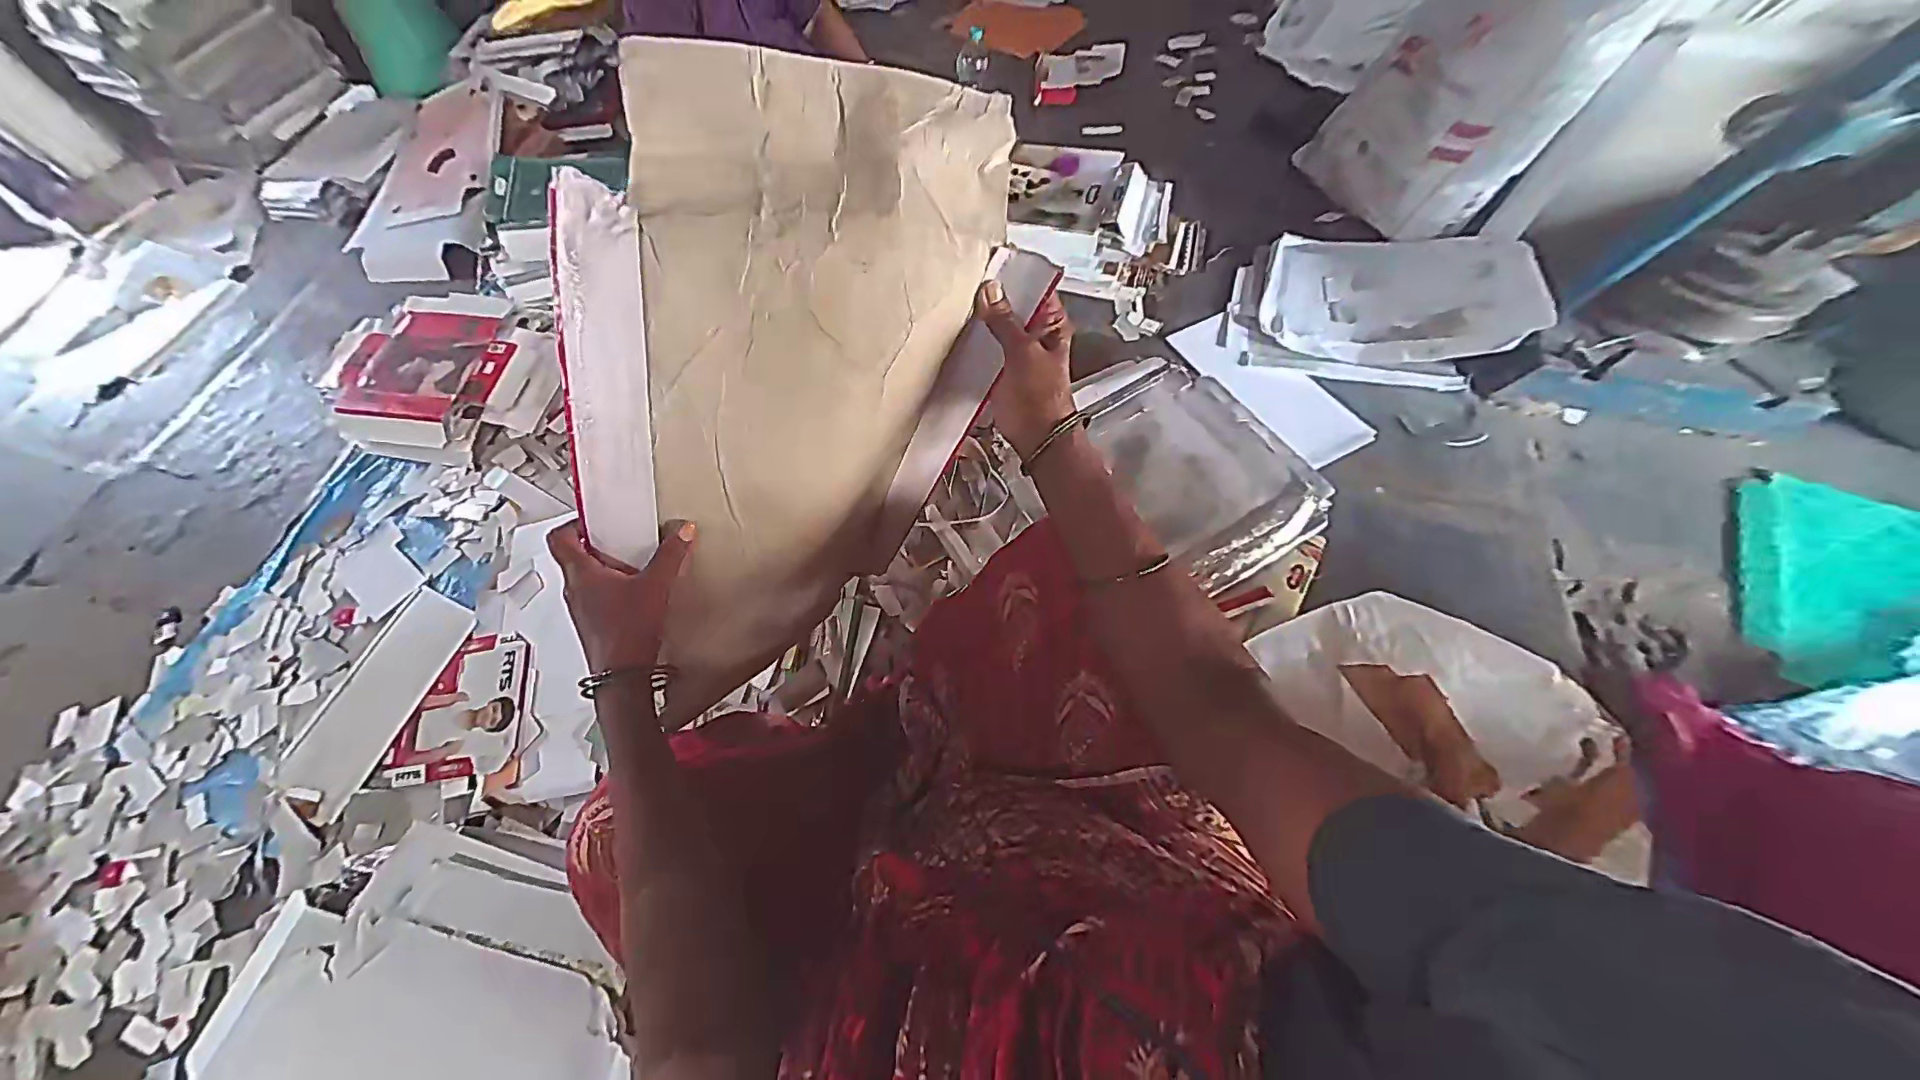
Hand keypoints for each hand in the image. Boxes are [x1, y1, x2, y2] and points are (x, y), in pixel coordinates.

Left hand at [547, 519, 696, 674]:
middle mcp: (575, 590)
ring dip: (609, 568)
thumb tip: (681, 532)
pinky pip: (600, 597)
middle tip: (622, 539)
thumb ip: (671, 555)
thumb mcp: (656, 584)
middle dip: (601, 545)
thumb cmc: (626, 634)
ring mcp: (583, 608)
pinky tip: (641, 593)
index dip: (574, 522)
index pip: (559, 538)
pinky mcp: (596, 623)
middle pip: (576, 556)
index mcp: (580, 574)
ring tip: (636, 565)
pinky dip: (617, 589)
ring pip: (588, 578)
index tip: (593, 518)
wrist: (623, 675)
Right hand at [978, 280, 1073, 456]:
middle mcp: (1036, 335)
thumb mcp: (1023, 353)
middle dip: (994, 298)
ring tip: (962, 302)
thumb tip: (990, 291)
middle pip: (1014, 306)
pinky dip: (977, 340)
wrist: (1034, 435)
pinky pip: (987, 346)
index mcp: (1052, 325)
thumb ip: (1005, 322)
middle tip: (969, 281)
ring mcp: (1017, 351)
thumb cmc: (1041, 398)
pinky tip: (961, 331)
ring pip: (999, 326)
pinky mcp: (1001, 367)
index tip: (992, 265)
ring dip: (984, 319)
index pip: (1035, 288)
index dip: (1016, 277)